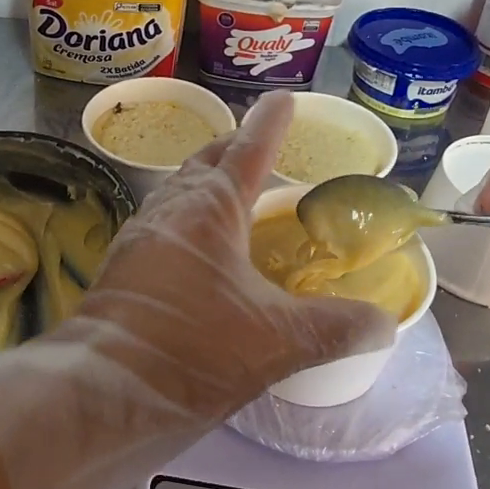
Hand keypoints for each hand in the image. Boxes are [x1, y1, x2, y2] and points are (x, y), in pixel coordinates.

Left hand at [76, 90, 394, 410]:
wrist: (103, 390)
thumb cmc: (193, 347)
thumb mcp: (278, 341)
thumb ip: (336, 328)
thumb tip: (386, 324)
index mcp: (210, 207)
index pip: (248, 150)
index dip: (270, 123)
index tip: (282, 98)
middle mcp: (170, 210)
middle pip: (206, 164)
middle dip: (234, 149)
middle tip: (259, 146)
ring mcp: (139, 238)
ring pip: (179, 195)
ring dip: (206, 185)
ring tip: (232, 195)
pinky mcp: (122, 270)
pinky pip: (164, 227)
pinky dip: (189, 223)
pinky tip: (200, 254)